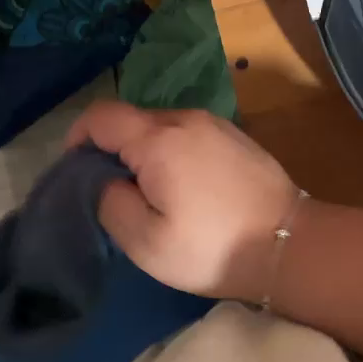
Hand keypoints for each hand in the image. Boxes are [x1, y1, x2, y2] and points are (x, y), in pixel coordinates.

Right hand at [66, 102, 299, 300]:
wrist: (286, 241)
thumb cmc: (211, 246)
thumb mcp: (146, 241)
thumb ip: (111, 203)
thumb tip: (105, 181)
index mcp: (160, 138)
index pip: (101, 115)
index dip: (78, 138)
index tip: (76, 174)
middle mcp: (188, 119)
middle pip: (133, 119)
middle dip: (112, 149)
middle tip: (111, 194)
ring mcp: (217, 124)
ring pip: (162, 126)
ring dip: (145, 152)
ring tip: (147, 195)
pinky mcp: (236, 136)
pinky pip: (189, 133)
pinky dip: (173, 152)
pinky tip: (182, 188)